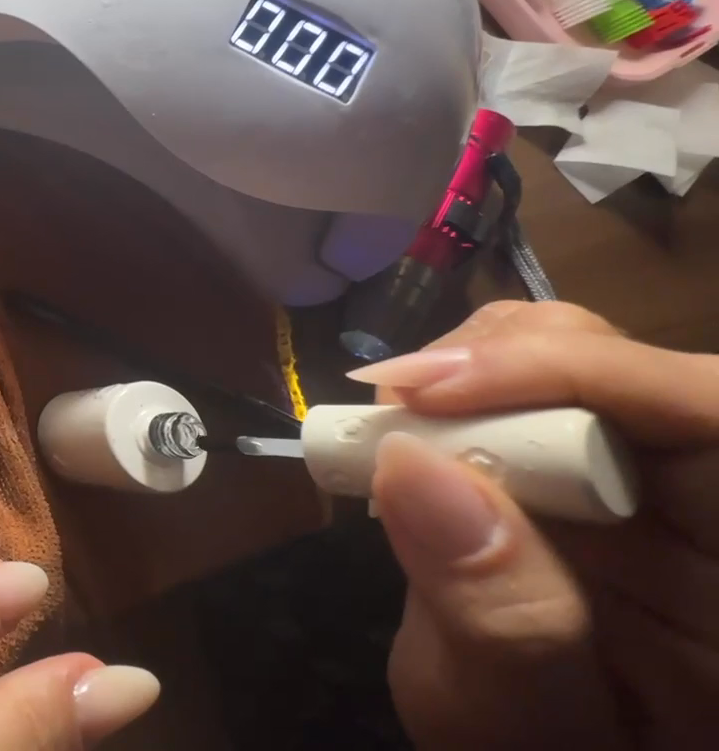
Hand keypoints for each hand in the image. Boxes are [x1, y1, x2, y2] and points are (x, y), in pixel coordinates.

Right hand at [348, 301, 718, 750]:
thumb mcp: (513, 721)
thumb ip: (493, 613)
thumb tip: (406, 461)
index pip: (709, 409)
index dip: (567, 366)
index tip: (420, 387)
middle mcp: (714, 508)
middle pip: (635, 367)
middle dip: (497, 363)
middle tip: (391, 410)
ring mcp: (656, 492)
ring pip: (573, 362)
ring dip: (465, 379)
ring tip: (393, 429)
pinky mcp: (591, 480)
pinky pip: (525, 400)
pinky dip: (450, 403)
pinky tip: (409, 439)